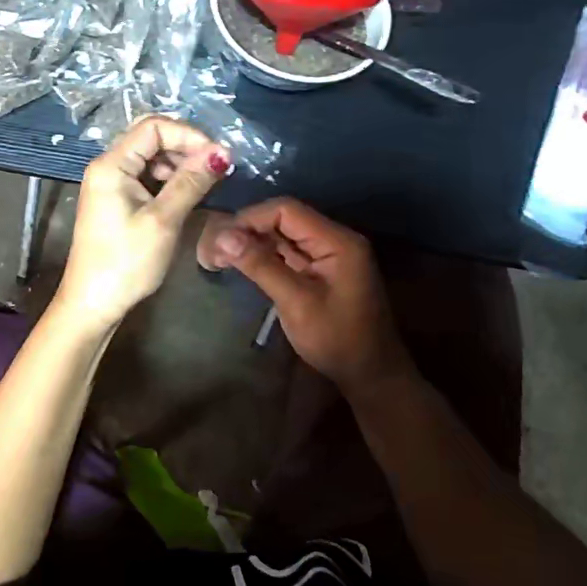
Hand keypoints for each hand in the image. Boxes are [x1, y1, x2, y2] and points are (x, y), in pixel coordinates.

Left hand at [56, 116, 231, 325]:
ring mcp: (111, 184)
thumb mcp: (163, 220)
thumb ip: (191, 182)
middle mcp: (107, 167)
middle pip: (151, 138)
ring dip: (179, 164)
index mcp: (111, 165)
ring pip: (150, 157)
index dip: (189, 135)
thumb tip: (222, 152)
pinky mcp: (117, 201)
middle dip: (185, 147)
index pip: (154, 127)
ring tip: (205, 183)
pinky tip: (186, 194)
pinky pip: (146, 176)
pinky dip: (169, 180)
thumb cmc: (126, 263)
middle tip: (215, 168)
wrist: (93, 304)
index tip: (218, 156)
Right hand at [198, 198, 411, 394]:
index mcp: (337, 241)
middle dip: (249, 229)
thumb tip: (223, 236)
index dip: (251, 218)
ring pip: (285, 235)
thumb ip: (261, 266)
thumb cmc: (337, 339)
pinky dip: (267, 256)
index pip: (287, 211)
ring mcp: (330, 255)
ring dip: (255, 242)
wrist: (371, 374)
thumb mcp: (296, 303)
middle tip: (215, 249)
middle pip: (286, 219)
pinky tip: (244, 264)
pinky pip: (291, 252)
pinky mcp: (323, 270)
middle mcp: (335, 239)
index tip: (221, 238)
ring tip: (222, 256)